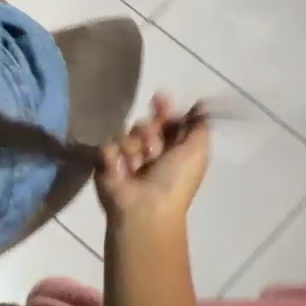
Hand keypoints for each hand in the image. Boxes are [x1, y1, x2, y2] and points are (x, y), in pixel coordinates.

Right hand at [94, 94, 211, 225]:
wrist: (144, 207)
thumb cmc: (176, 180)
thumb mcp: (198, 150)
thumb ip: (200, 125)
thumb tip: (200, 104)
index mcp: (173, 147)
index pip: (167, 120)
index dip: (165, 109)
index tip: (160, 99)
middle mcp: (149, 150)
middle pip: (145, 123)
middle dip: (150, 131)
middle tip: (154, 148)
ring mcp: (126, 156)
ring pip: (125, 133)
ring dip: (134, 147)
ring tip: (137, 166)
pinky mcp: (105, 163)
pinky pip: (108, 146)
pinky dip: (116, 158)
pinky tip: (121, 171)